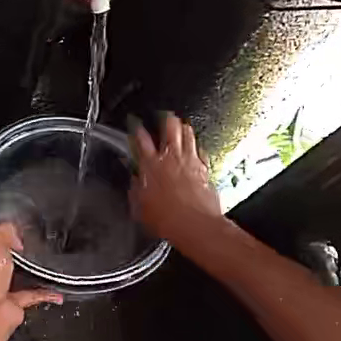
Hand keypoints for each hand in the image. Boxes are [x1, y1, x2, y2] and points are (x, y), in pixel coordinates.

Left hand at [0, 223, 59, 340]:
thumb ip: (3, 230)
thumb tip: (14, 232)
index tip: (16, 224)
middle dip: (16, 249)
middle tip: (32, 240)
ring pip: (15, 275)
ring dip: (31, 270)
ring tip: (47, 259)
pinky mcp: (8, 306)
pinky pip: (30, 294)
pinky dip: (45, 292)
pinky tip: (57, 289)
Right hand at [130, 113, 224, 246]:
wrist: (194, 224)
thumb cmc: (167, 219)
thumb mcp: (141, 207)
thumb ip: (136, 190)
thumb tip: (134, 183)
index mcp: (151, 165)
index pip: (141, 139)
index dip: (137, 128)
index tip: (136, 124)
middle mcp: (171, 158)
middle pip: (169, 127)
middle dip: (166, 119)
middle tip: (164, 116)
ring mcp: (190, 161)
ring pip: (188, 134)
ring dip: (184, 128)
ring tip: (182, 124)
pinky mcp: (205, 169)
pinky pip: (201, 151)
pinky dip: (198, 147)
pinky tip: (198, 148)